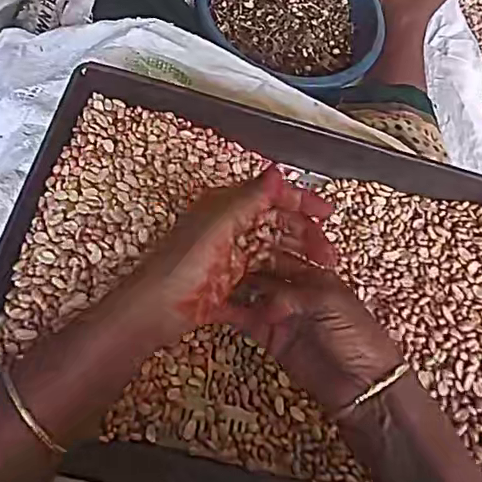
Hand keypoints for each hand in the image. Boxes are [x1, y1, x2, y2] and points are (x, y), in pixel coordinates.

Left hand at [101, 166, 332, 347]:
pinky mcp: (224, 289)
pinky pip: (256, 285)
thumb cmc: (181, 265)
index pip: (271, 197)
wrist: (151, 311)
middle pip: (275, 227)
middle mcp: (228, 231)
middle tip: (329, 255)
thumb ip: (249, 198)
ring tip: (319, 278)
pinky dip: (274, 290)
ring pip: (270, 256)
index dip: (301, 200)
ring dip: (296, 263)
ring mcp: (227, 261)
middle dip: (305, 236)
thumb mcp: (218, 226)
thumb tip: (277, 170)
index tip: (327, 213)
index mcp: (226, 210)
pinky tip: (292, 298)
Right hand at [223, 228, 403, 413]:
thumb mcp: (330, 304)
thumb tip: (266, 299)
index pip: (282, 256)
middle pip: (262, 273)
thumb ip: (294, 295)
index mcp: (314, 275)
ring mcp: (282, 315)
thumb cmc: (358, 337)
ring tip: (207, 279)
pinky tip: (214, 306)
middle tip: (215, 259)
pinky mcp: (272, 339)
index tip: (235, 241)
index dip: (261, 249)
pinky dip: (231, 314)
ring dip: (233, 288)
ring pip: (251, 295)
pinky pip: (247, 322)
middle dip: (242, 266)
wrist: (365, 387)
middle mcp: (295, 291)